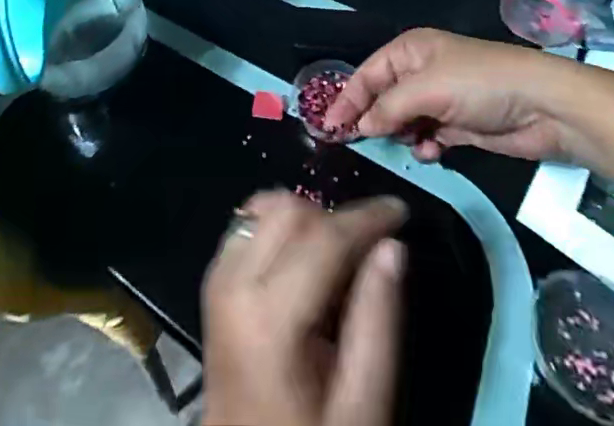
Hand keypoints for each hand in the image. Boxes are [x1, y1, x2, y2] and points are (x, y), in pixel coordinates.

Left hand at [201, 192, 407, 425]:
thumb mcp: (362, 404)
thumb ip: (377, 319)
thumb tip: (392, 247)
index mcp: (268, 314)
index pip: (322, 238)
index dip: (366, 218)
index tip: (400, 211)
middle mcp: (233, 281)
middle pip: (288, 211)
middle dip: (335, 217)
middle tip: (374, 245)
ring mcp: (216, 278)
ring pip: (264, 210)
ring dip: (307, 218)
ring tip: (344, 255)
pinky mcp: (213, 282)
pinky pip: (247, 227)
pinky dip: (280, 227)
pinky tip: (307, 258)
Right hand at [323, 28, 577, 164]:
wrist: (546, 107)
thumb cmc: (480, 85)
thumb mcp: (426, 89)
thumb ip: (387, 108)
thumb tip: (360, 126)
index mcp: (410, 50)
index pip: (366, 74)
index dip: (347, 99)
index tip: (329, 127)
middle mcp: (421, 71)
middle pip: (382, 98)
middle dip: (374, 119)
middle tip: (359, 143)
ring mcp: (441, 99)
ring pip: (403, 121)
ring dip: (403, 135)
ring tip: (409, 144)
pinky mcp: (459, 125)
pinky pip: (428, 137)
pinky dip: (426, 147)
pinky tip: (433, 152)